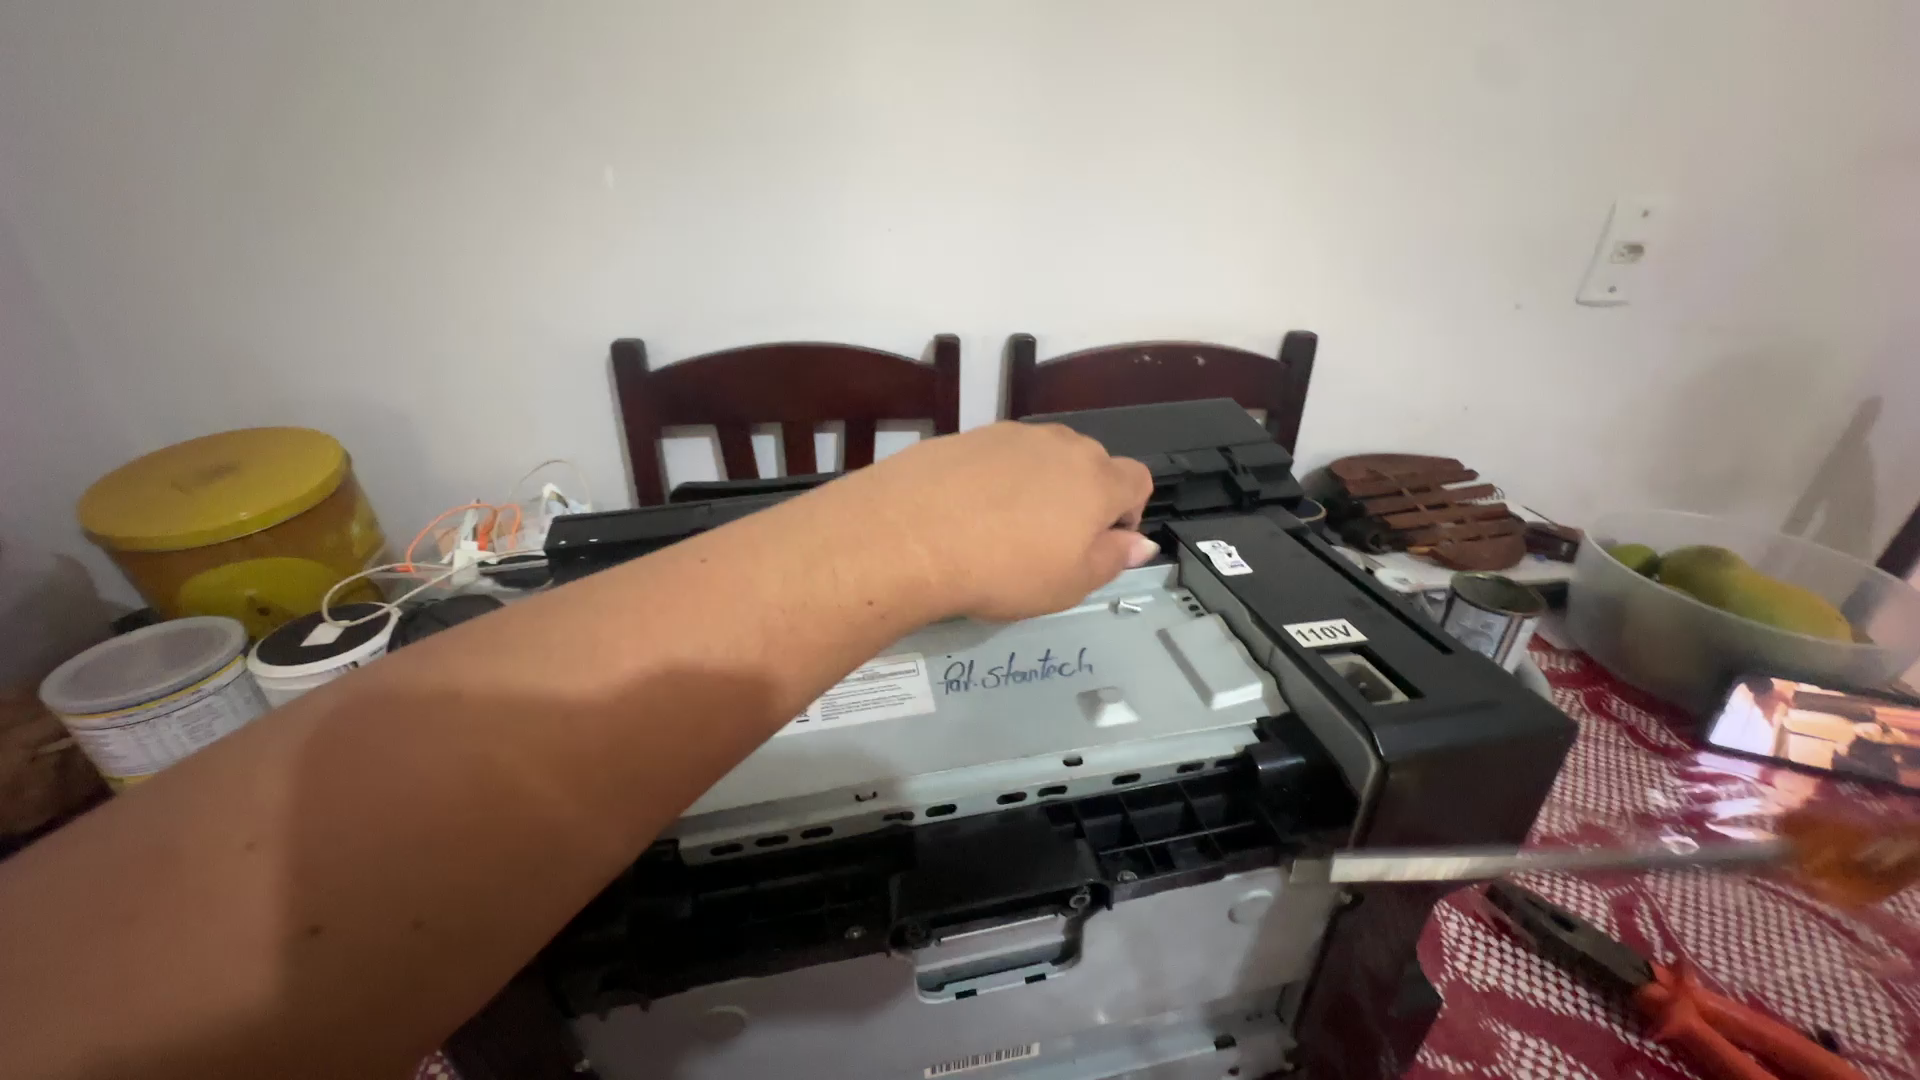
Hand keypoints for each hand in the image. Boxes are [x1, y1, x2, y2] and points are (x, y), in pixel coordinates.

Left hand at [824, 422, 1157, 620]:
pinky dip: (994, 479)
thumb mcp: (1071, 583)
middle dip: (1081, 497)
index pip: (1137, 481)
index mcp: (1097, 479)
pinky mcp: (966, 436)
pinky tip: (967, 512)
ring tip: (1003, 527)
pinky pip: (996, 457)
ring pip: (1041, 457)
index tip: (1099, 543)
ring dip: (1037, 484)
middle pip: (1089, 463)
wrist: (910, 535)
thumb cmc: (1004, 569)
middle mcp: (1060, 445)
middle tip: (1048, 542)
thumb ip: (1114, 559)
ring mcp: (1010, 435)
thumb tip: (1141, 543)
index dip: (1126, 513)